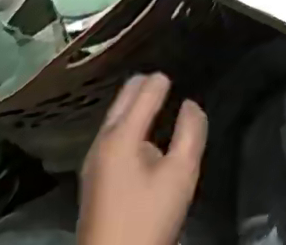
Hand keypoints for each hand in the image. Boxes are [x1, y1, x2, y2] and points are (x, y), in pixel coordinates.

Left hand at [79, 73, 207, 244]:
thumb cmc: (149, 216)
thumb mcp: (182, 171)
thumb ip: (191, 130)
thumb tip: (190, 104)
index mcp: (122, 136)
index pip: (146, 89)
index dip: (167, 78)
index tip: (187, 70)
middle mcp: (102, 142)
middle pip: (124, 97)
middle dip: (147, 83)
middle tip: (175, 76)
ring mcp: (94, 161)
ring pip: (116, 115)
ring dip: (138, 101)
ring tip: (164, 95)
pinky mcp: (94, 177)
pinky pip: (114, 132)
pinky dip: (131, 119)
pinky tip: (148, 128)